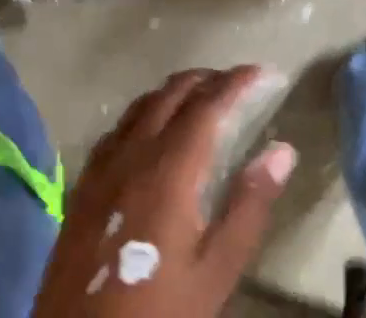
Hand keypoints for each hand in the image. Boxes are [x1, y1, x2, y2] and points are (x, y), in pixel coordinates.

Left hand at [32, 67, 296, 317]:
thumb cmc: (159, 308)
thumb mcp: (216, 269)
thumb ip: (249, 205)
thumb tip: (282, 150)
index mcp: (170, 170)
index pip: (208, 105)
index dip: (237, 82)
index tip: (265, 72)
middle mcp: (133, 154)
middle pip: (171, 94)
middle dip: (208, 80)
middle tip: (239, 84)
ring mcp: (102, 167)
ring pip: (141, 105)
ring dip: (175, 92)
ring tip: (202, 99)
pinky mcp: (83, 185)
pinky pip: (117, 129)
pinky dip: (144, 113)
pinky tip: (153, 132)